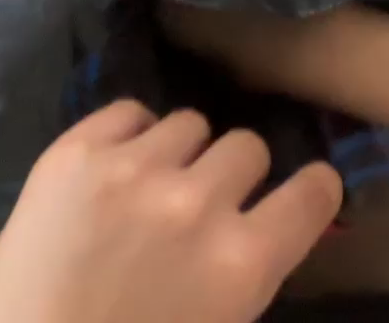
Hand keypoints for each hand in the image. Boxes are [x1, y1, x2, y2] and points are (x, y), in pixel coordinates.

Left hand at [0, 100, 342, 322]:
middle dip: (234, 175)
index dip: (313, 189)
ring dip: (182, 154)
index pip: (313, 194)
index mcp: (240, 265)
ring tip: (149, 188)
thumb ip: (246, 278)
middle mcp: (195, 203)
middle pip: (248, 145)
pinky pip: (130, 110)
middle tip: (204, 206)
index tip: (302, 191)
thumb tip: (263, 233)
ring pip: (190, 122)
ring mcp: (132, 169)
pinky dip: (130, 135)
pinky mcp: (75, 152)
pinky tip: (111, 170)